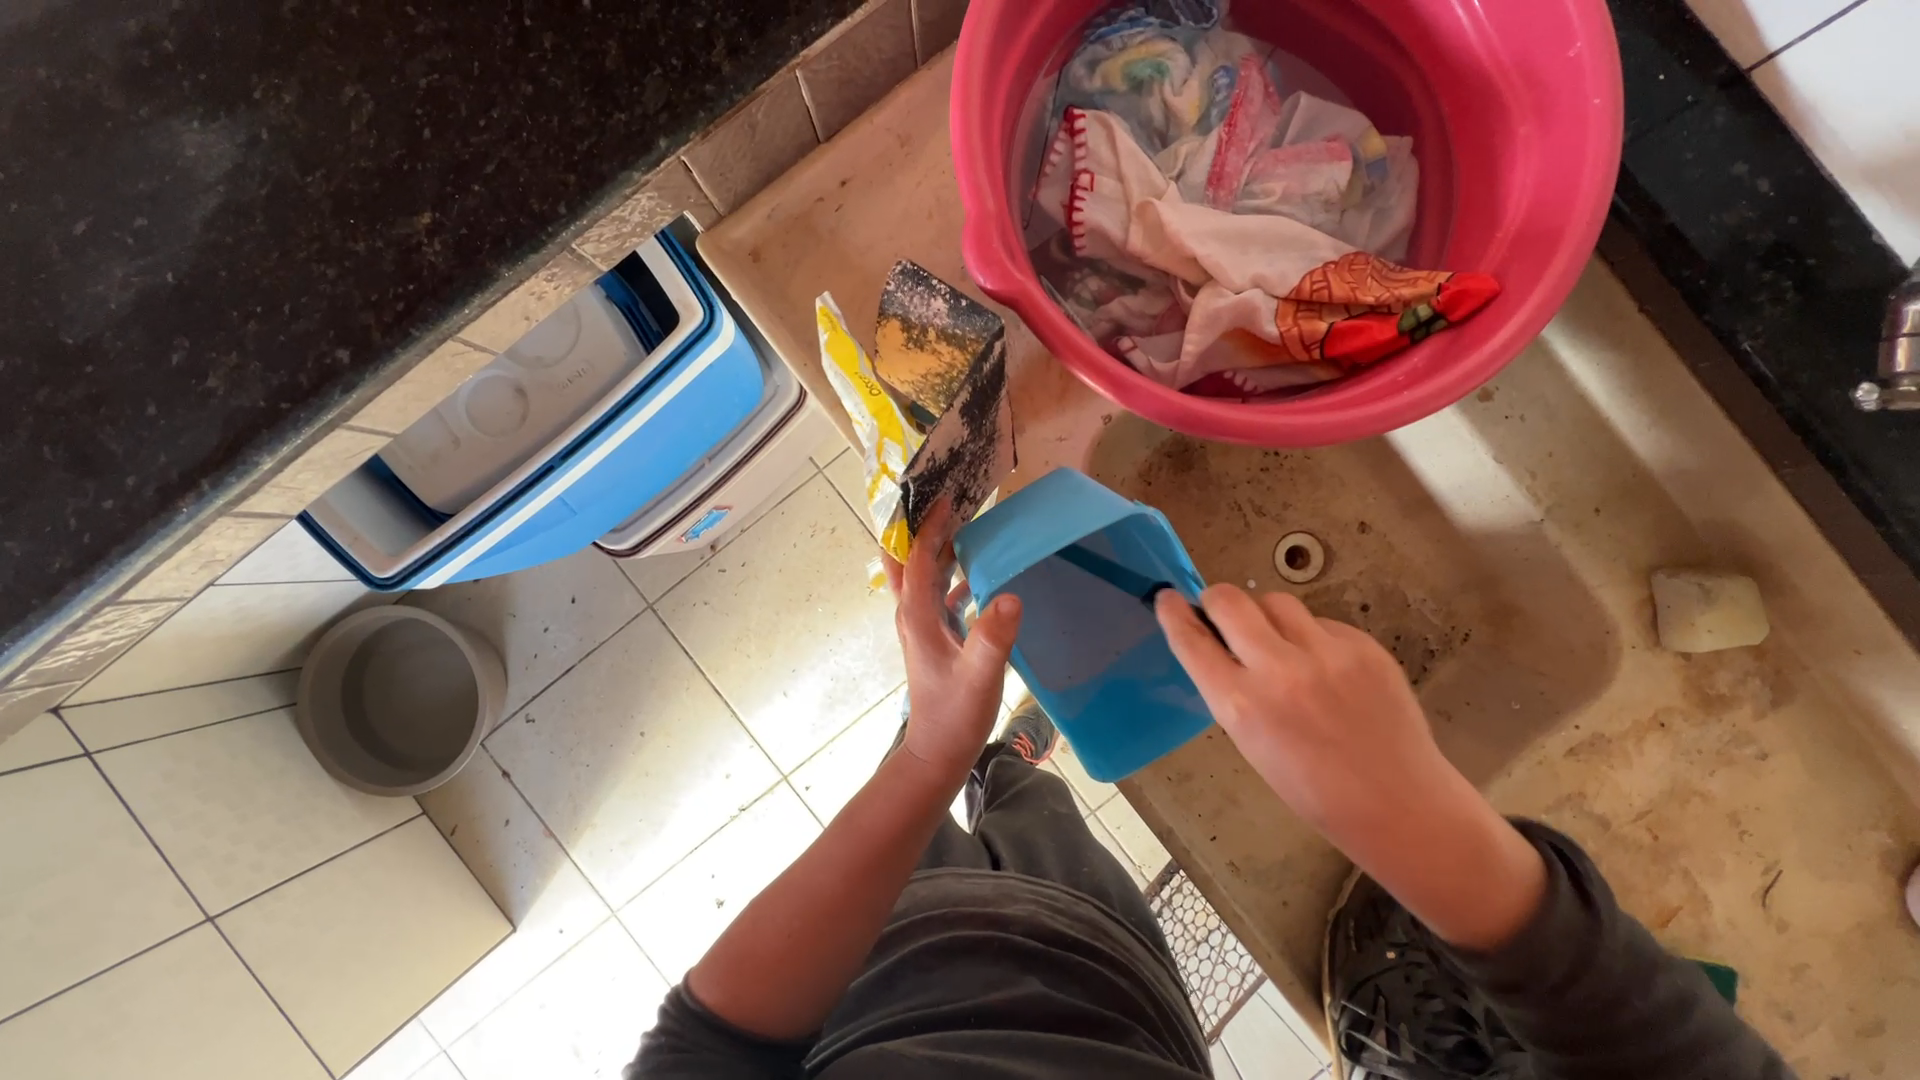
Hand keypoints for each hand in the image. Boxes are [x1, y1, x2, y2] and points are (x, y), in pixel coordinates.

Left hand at [882, 500, 1021, 779]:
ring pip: (925, 575)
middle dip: (921, 529)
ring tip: (968, 522)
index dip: (930, 526)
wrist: (938, 754)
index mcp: (918, 615)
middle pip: (910, 560)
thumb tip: (1010, 596)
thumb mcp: (979, 677)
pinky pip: (941, 593)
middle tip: (948, 500)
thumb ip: (992, 639)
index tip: (948, 495)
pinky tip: (982, 571)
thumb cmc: (955, 716)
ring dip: (939, 548)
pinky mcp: (937, 637)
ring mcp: (924, 625)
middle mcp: (914, 614)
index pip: (918, 557)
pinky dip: (955, 575)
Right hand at [1152, 584, 1446, 829]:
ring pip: (1276, 600)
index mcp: (1241, 704)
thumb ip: (1231, 690)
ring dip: (1264, 614)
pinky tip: (1323, 665)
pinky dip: (1310, 635)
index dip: (1173, 613)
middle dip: (1216, 600)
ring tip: (1278, 641)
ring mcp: (1326, 653)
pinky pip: (1320, 621)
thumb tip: (1221, 645)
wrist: (1397, 803)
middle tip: (1221, 612)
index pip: (1192, 640)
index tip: (1168, 598)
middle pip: (1230, 600)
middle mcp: (1279, 669)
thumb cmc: (1312, 788)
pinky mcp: (1364, 646)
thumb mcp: (1250, 742)